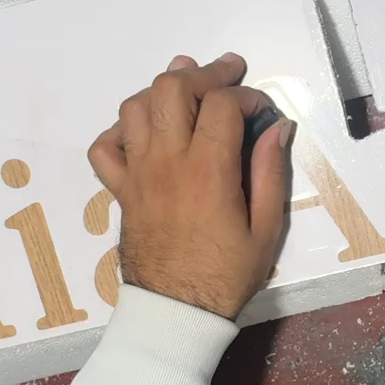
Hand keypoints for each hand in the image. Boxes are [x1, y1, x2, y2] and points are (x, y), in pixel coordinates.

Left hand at [88, 53, 294, 318]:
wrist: (177, 311)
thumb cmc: (228, 274)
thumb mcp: (267, 229)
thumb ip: (271, 172)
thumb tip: (279, 127)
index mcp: (209, 170)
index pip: (222, 104)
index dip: (247, 95)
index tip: (264, 109)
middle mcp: (167, 161)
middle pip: (172, 88)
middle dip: (204, 73)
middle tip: (228, 73)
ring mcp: (137, 173)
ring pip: (135, 106)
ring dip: (162, 89)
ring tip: (187, 88)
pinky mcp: (120, 189)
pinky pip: (105, 145)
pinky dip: (122, 128)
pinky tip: (147, 131)